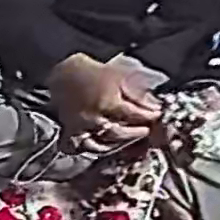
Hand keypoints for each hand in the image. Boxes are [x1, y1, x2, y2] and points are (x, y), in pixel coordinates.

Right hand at [45, 54, 160, 153]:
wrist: (62, 73)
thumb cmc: (91, 71)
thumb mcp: (118, 75)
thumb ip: (137, 92)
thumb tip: (153, 105)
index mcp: (107, 102)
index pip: (135, 115)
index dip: (149, 116)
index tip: (157, 115)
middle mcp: (93, 119)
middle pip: (120, 133)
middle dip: (136, 132)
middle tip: (146, 129)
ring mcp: (80, 128)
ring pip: (103, 144)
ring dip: (119, 143)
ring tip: (129, 137)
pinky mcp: (70, 132)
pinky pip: (82, 147)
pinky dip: (94, 148)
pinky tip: (105, 145)